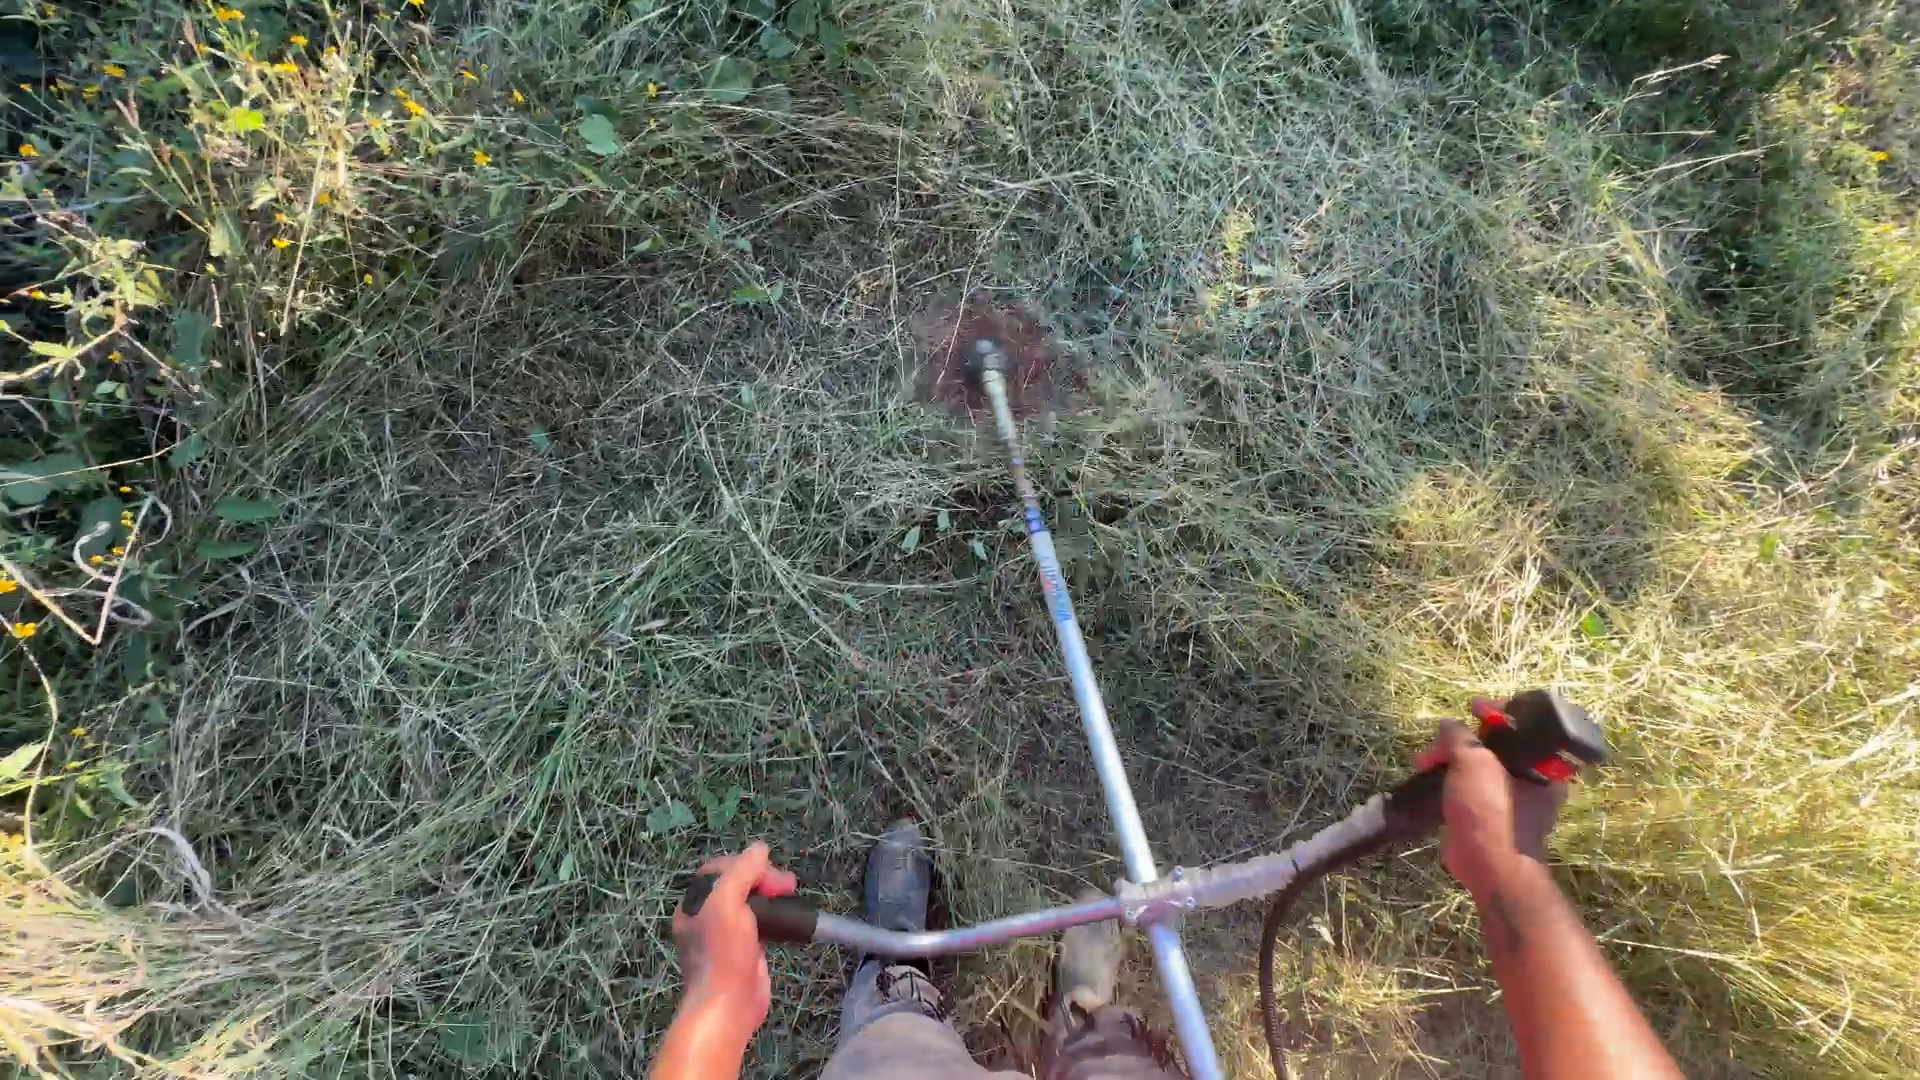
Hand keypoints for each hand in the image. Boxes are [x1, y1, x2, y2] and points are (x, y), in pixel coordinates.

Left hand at [671, 842, 798, 1039]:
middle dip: (762, 876)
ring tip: (790, 892)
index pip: (719, 869)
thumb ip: (742, 871)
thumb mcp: (727, 903)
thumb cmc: (723, 952)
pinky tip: (785, 915)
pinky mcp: (746, 948)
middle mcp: (707, 916)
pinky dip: (773, 913)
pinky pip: (760, 920)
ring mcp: (726, 933)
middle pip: (737, 882)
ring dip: (770, 892)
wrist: (728, 1006)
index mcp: (694, 905)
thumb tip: (760, 848)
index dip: (744, 864)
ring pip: (750, 901)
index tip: (766, 870)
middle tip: (786, 883)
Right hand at [1415, 719, 1566, 896]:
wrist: (1488, 862)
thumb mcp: (1473, 762)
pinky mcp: (1489, 813)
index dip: (1497, 713)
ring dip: (1448, 758)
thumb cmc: (1490, 809)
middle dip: (1459, 740)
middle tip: (1436, 745)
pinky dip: (1449, 778)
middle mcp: (1531, 781)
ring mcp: (1510, 798)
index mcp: (1542, 767)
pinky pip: (1467, 785)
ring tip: (1424, 762)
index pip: (1523, 727)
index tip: (1473, 707)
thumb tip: (1448, 724)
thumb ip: (1459, 736)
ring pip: (1476, 765)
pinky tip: (1431, 778)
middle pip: (1493, 745)